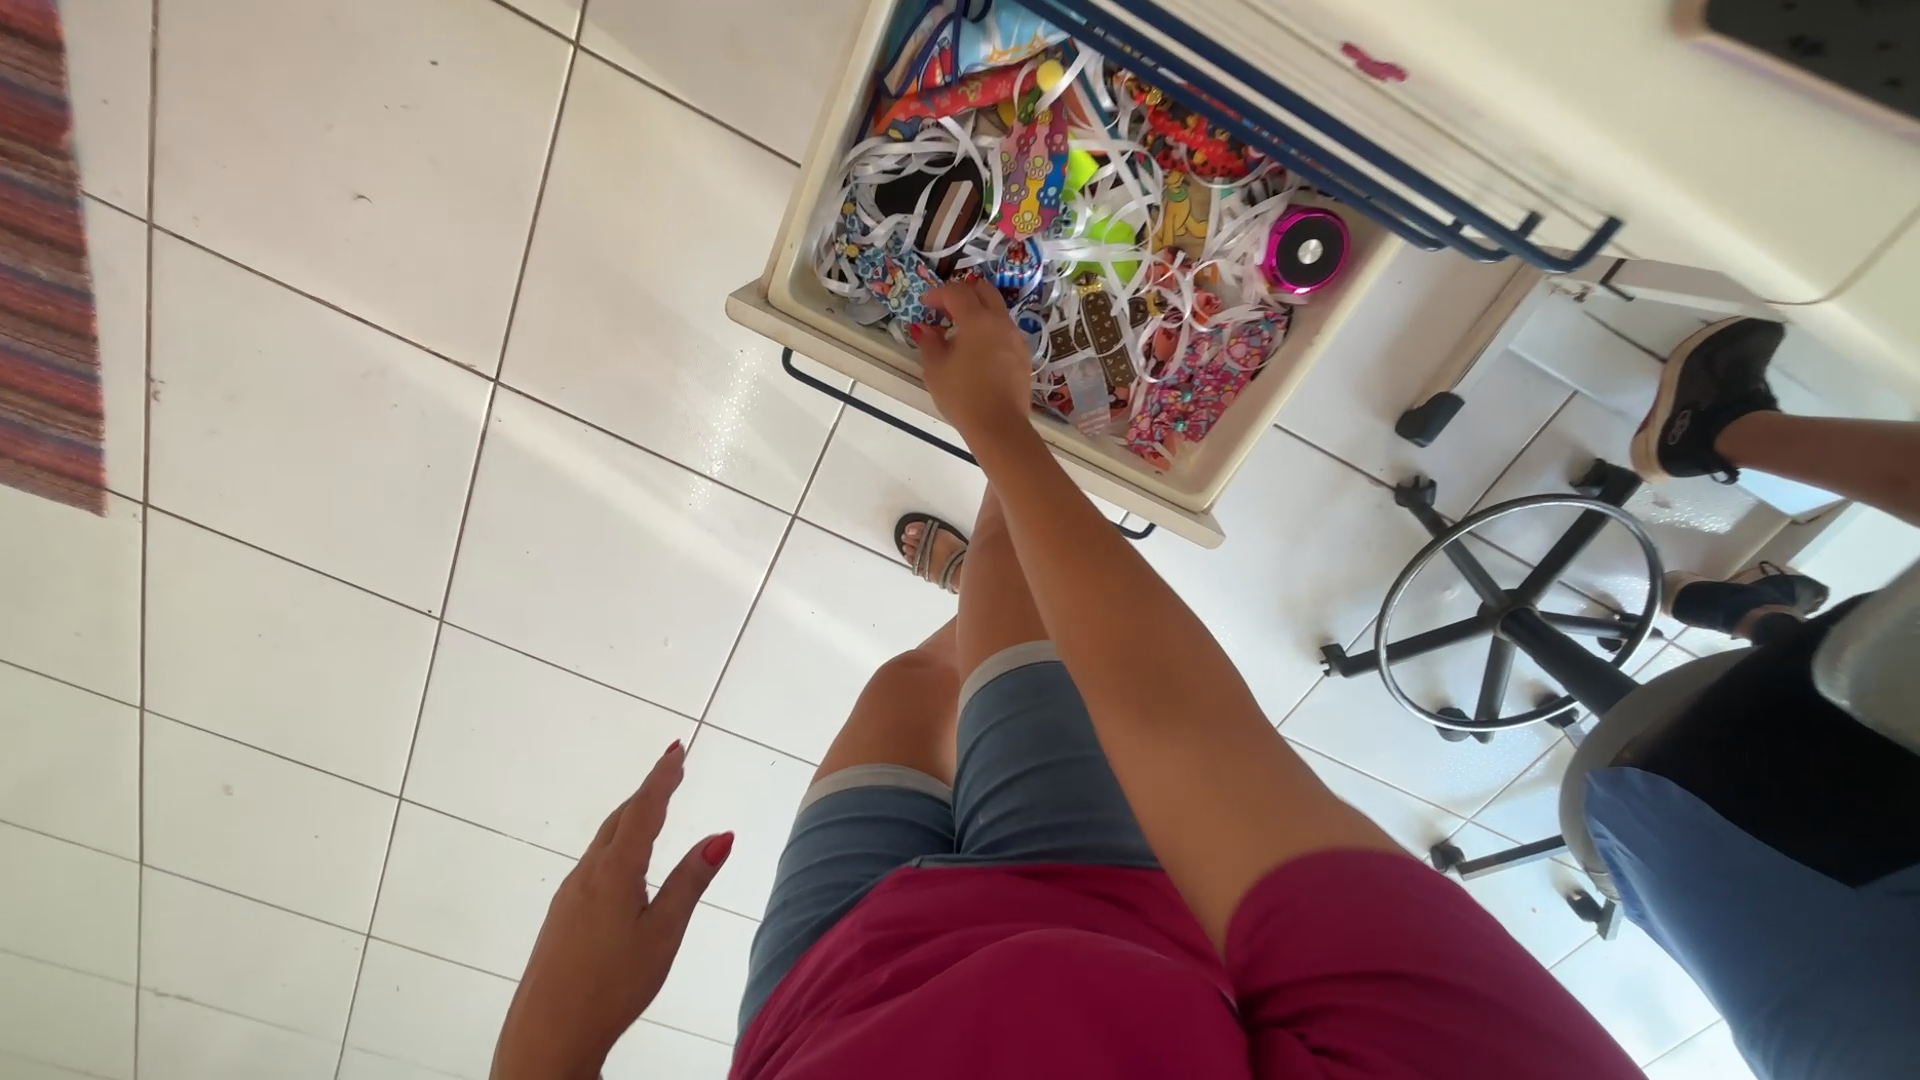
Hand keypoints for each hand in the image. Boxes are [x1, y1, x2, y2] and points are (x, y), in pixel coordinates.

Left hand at [491, 742, 731, 1079]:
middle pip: (621, 820)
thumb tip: (721, 835)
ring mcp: (568, 896)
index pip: (644, 810)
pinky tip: (624, 862)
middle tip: (673, 770)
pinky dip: (617, 843)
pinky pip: (594, 863)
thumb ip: (690, 881)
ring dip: (631, 817)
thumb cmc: (612, 986)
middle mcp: (587, 874)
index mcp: (615, 871)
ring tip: (654, 805)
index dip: (663, 777)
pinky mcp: (560, 917)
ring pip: (604, 841)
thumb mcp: (663, 933)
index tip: (677, 749)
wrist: (544, 1041)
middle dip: (648, 792)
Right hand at [913, 278, 1033, 443]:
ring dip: (978, 312)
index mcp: (977, 320)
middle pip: (984, 291)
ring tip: (960, 333)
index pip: (957, 292)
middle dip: (963, 293)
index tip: (925, 304)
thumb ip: (930, 343)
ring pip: (998, 311)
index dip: (938, 294)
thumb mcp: (936, 370)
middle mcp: (1001, 322)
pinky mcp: (1023, 356)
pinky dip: (990, 331)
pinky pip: (1005, 332)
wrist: (999, 426)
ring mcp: (1016, 338)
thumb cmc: (963, 397)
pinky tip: (977, 351)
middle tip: (945, 309)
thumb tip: (926, 329)